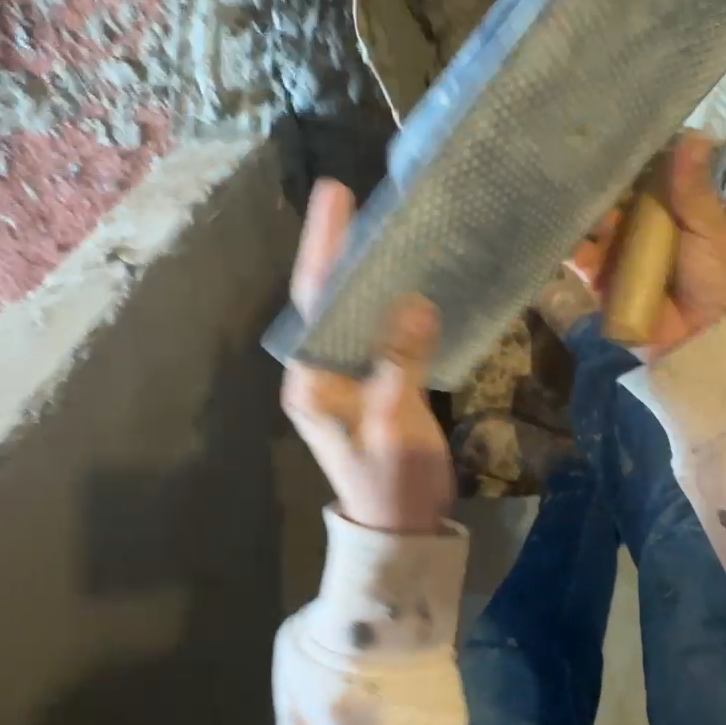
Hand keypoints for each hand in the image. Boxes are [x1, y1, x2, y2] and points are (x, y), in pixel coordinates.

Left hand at [281, 179, 454, 533]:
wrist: (399, 529)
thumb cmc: (394, 485)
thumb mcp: (396, 427)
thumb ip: (399, 365)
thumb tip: (414, 302)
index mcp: (312, 381)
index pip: (314, 300)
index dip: (323, 246)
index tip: (335, 196)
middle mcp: (316, 373)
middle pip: (323, 299)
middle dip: (333, 247)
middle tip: (349, 195)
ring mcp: (339, 380)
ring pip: (345, 312)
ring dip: (356, 269)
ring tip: (373, 224)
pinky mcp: (364, 385)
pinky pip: (369, 331)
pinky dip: (380, 299)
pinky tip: (400, 278)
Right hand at [568, 132, 725, 358]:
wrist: (703, 340)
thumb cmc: (718, 280)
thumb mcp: (711, 230)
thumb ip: (694, 188)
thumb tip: (696, 133)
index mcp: (672, 211)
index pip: (645, 177)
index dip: (629, 158)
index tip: (610, 129)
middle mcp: (641, 228)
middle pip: (613, 197)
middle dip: (597, 181)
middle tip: (573, 153)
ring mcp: (618, 253)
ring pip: (591, 222)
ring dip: (579, 208)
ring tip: (557, 183)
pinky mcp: (598, 279)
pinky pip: (578, 258)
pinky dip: (566, 243)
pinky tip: (551, 223)